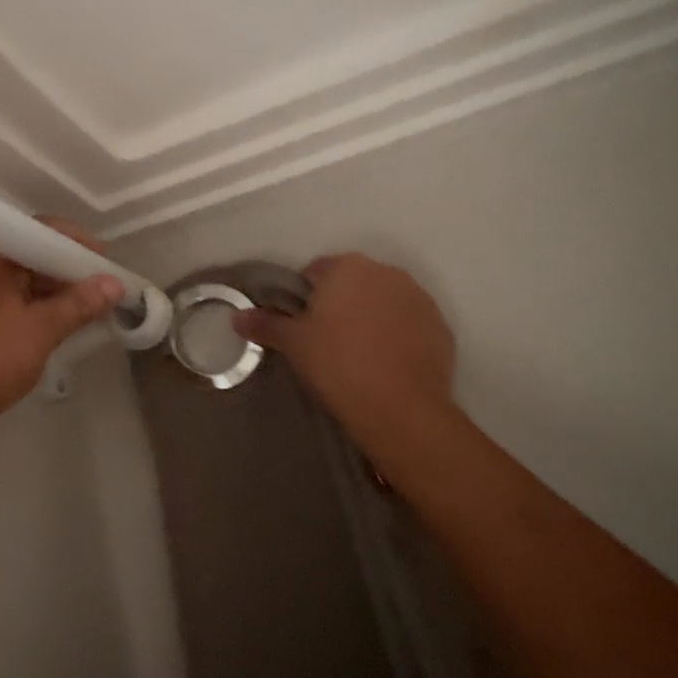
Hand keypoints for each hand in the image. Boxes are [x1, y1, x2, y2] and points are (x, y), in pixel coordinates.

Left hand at [0, 217, 123, 433]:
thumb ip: (78, 305)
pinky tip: (37, 335)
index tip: (105, 265)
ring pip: (8, 284)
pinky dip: (21, 313)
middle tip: (96, 296)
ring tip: (73, 319)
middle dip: (62, 274)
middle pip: (23, 256)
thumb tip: (113, 284)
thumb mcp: (40, 331)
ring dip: (43, 296)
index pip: (39, 231)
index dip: (77, 245)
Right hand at [233, 253, 456, 438]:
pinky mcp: (440, 326)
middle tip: (326, 342)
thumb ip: (265, 324)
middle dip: (339, 304)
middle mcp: (386, 272)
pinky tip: (385, 365)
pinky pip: (409, 323)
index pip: (315, 271)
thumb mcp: (293, 345)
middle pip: (352, 283)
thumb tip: (236, 316)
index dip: (303, 298)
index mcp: (347, 268)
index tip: (301, 327)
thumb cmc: (338, 366)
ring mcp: (419, 298)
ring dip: (370, 317)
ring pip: (383, 301)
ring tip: (358, 355)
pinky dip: (396, 335)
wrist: (401, 409)